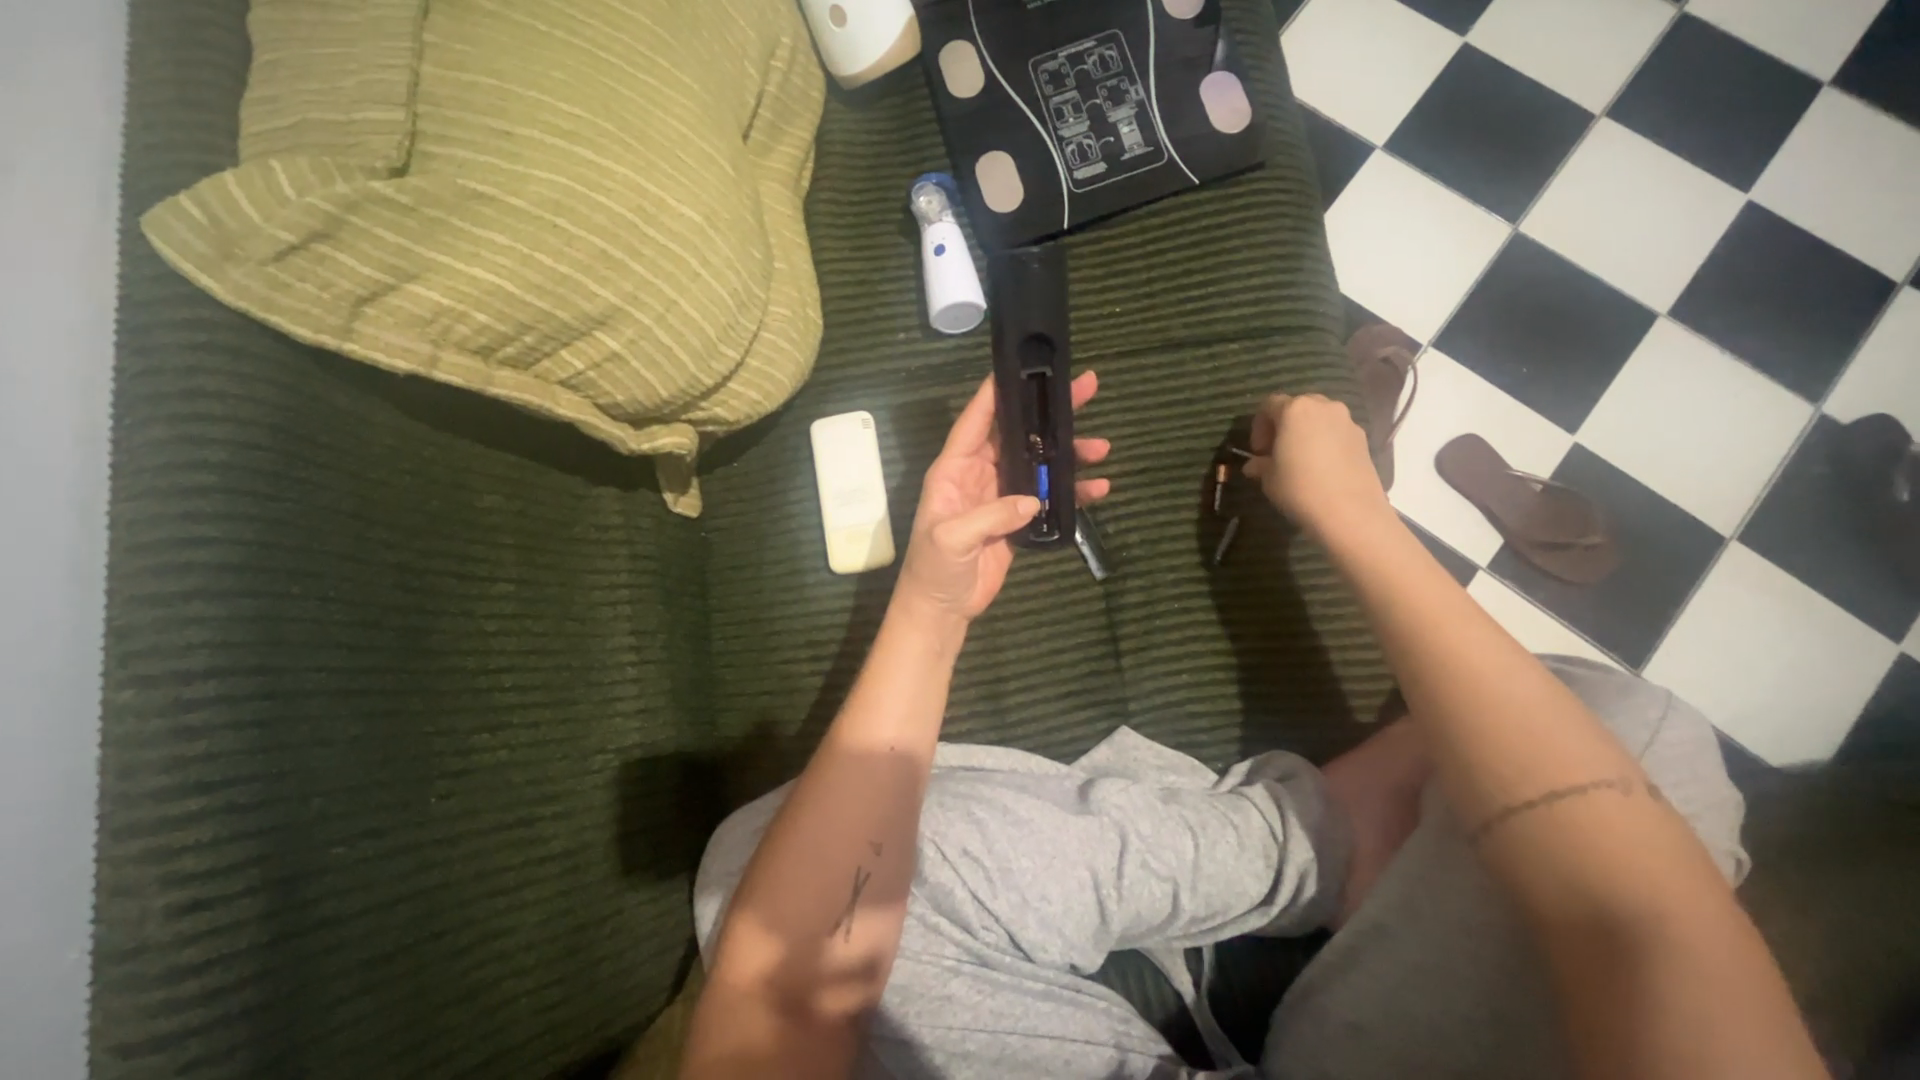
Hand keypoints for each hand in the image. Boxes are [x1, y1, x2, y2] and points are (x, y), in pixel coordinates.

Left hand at [895, 372, 1110, 626]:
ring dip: (1068, 455)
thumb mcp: (951, 539)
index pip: (977, 420)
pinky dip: (1072, 492)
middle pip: (1018, 434)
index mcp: (955, 469)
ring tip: (1102, 447)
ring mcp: (1000, 496)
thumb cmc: (933, 570)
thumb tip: (1032, 500)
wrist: (941, 609)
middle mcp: (979, 474)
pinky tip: (1098, 488)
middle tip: (1086, 388)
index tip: (1026, 365)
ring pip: (1039, 464)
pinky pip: (1049, 497)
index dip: (998, 392)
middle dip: (1050, 414)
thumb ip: (990, 516)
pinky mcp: (1017, 520)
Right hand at [1244, 392, 1390, 539]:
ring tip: (1302, 460)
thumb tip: (1255, 464)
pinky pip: (1337, 432)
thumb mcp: (1269, 478)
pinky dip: (1326, 442)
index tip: (1258, 451)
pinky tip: (1323, 468)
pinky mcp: (1363, 438)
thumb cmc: (1300, 488)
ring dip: (1307, 433)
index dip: (1259, 426)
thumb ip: (1260, 464)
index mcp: (1295, 409)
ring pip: (1320, 418)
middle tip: (1278, 451)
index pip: (1269, 405)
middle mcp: (1323, 406)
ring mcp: (1347, 421)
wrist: (1350, 511)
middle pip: (1298, 406)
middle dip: (1284, 426)